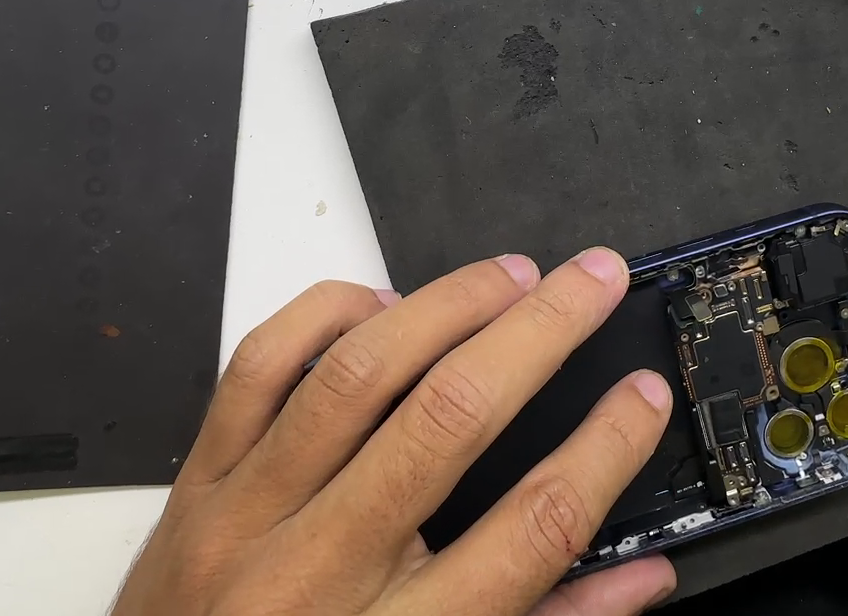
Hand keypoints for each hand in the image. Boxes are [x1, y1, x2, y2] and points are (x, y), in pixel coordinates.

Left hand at [110, 248, 676, 615]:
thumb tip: (650, 573)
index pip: (530, 529)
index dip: (603, 449)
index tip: (644, 393)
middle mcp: (318, 571)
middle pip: (448, 418)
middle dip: (539, 332)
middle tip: (594, 277)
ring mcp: (246, 515)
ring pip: (358, 372)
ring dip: (448, 304)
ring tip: (512, 273)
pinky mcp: (198, 480)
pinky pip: (260, 364)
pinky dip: (328, 312)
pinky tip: (383, 301)